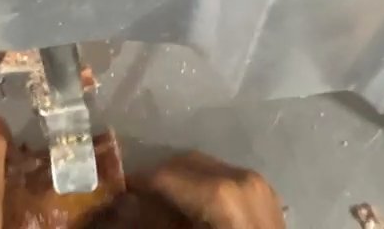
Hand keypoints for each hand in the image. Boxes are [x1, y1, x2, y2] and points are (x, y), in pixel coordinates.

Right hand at [130, 152, 285, 228]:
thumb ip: (158, 222)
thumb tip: (126, 206)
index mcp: (219, 194)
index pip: (166, 175)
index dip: (139, 184)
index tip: (119, 192)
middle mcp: (239, 176)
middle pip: (184, 162)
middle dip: (159, 179)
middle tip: (139, 199)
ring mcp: (255, 181)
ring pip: (203, 166)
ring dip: (181, 180)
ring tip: (165, 205)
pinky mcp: (263, 190)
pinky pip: (224, 176)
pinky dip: (203, 186)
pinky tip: (194, 207)